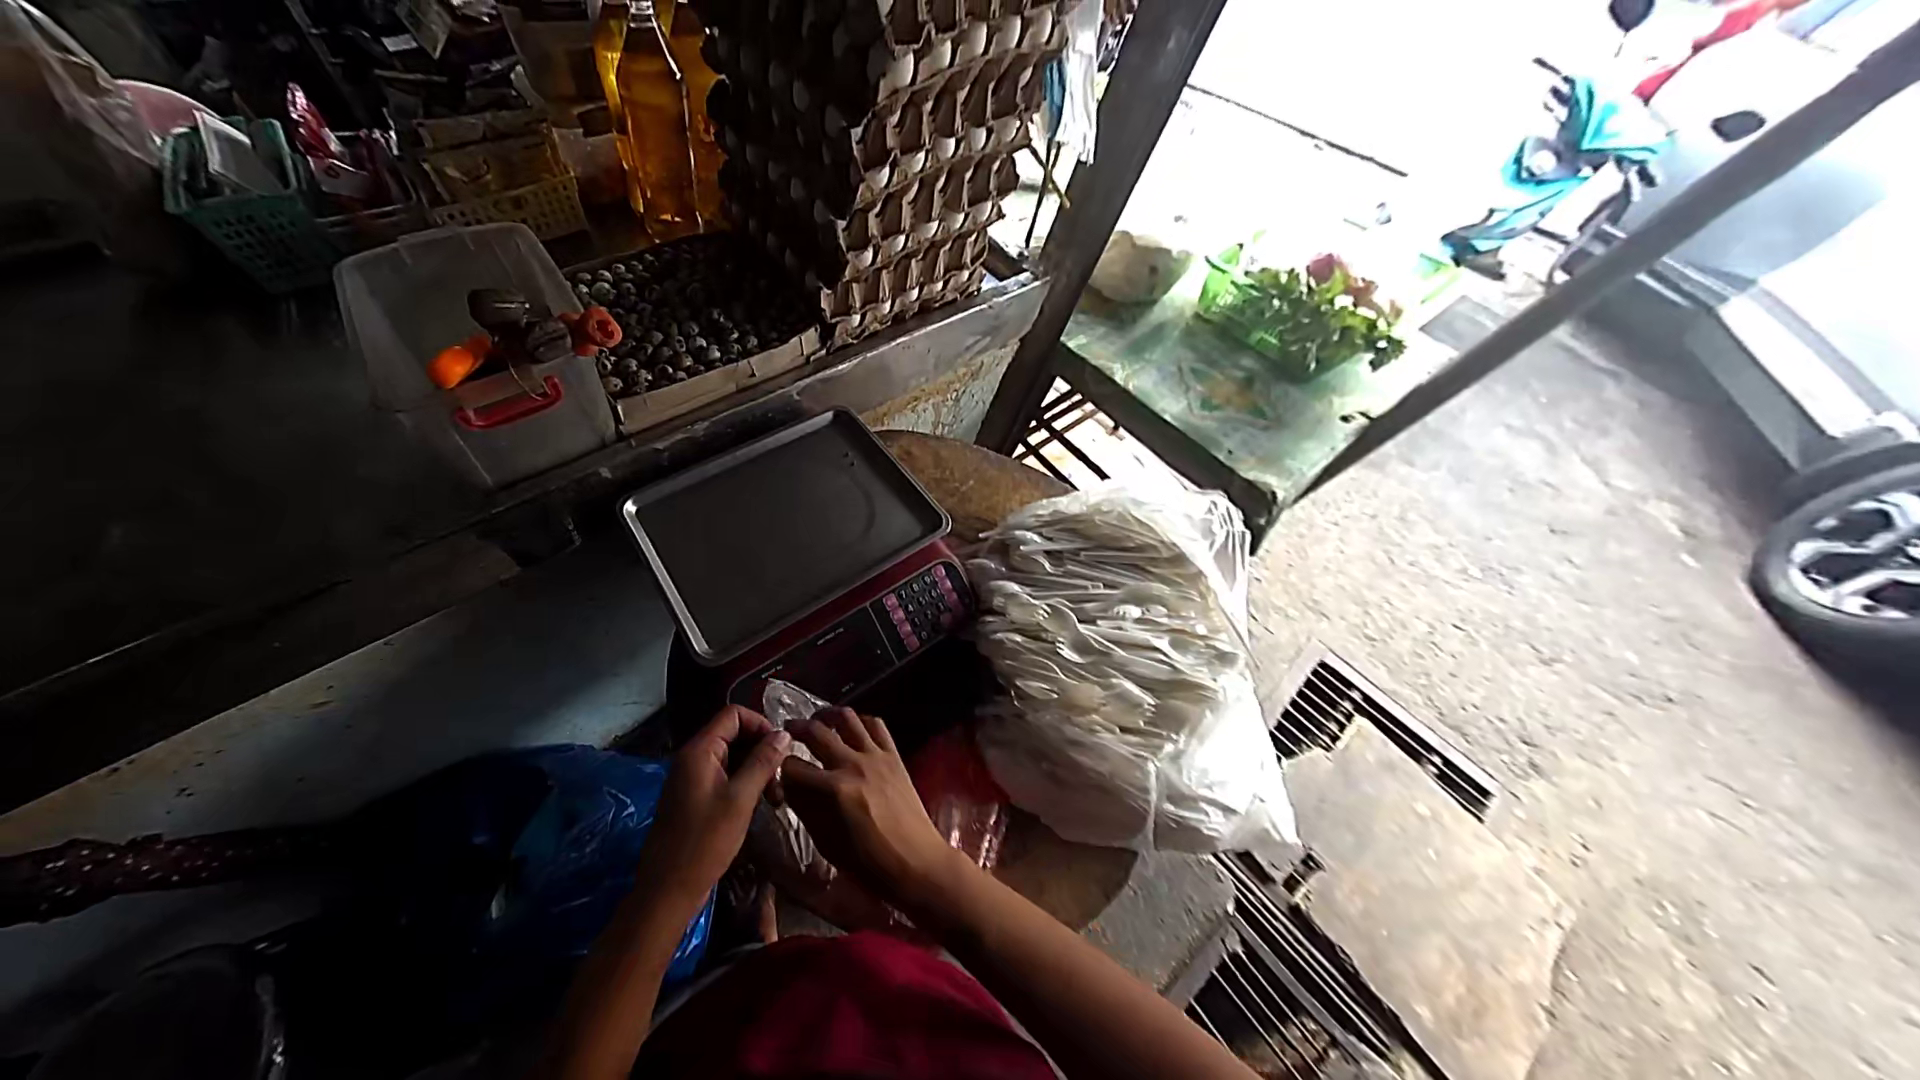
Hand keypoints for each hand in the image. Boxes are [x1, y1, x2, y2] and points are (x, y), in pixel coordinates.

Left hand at [635, 706, 790, 918]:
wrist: (668, 890)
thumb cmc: (704, 842)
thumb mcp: (741, 799)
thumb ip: (763, 761)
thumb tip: (783, 733)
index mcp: (699, 751)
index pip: (734, 715)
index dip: (761, 724)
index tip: (781, 748)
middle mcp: (693, 758)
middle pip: (734, 734)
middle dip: (762, 749)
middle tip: (782, 776)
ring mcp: (692, 778)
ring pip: (732, 756)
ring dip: (756, 768)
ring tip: (776, 795)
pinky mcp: (695, 797)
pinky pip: (725, 775)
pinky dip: (745, 782)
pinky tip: (760, 803)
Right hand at [781, 708, 963, 910]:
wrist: (915, 861)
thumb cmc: (868, 863)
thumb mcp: (826, 842)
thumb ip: (806, 808)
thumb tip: (790, 786)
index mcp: (833, 790)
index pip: (793, 768)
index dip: (779, 768)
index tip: (777, 769)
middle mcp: (853, 765)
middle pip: (816, 732)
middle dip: (795, 729)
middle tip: (787, 730)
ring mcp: (876, 756)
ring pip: (847, 718)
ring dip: (827, 715)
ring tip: (818, 719)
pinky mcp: (894, 755)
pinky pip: (876, 725)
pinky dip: (860, 721)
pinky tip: (852, 728)